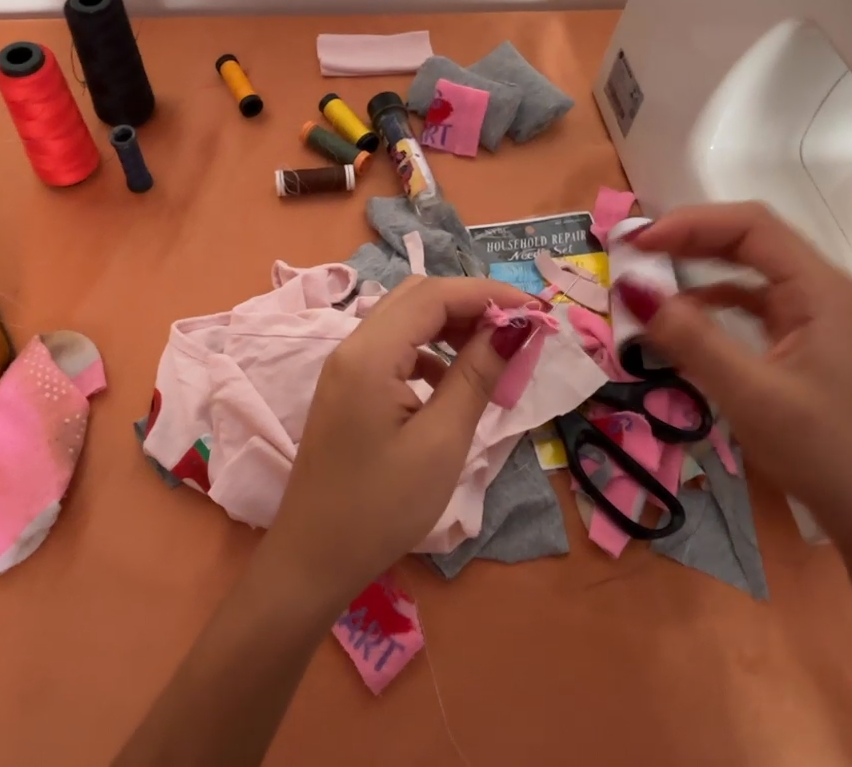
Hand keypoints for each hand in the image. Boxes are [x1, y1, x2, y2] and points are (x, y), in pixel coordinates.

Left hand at [260, 275, 539, 606]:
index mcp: (369, 354)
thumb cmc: (382, 506)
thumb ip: (476, 376)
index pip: (433, 295)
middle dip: (470, 306)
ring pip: (404, 323)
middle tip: (518, 333)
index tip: (536, 311)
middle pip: (416, 300)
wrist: (314, 557)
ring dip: (450, 329)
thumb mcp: (441, 441)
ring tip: (494, 358)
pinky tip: (452, 385)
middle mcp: (351, 348)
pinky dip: (429, 354)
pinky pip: (394, 352)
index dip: (487, 294)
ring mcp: (345, 369)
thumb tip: (514, 328)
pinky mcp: (348, 391)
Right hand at [613, 202, 851, 535]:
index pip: (750, 226)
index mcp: (821, 290)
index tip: (635, 244)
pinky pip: (761, 309)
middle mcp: (826, 294)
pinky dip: (720, 306)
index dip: (688, 224)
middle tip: (635, 253)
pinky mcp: (816, 350)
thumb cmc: (828, 453)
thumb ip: (689, 337)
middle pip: (753, 242)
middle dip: (691, 240)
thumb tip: (630, 288)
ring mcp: (824, 322)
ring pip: (755, 275)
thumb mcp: (749, 394)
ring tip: (653, 280)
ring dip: (703, 270)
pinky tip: (691, 322)